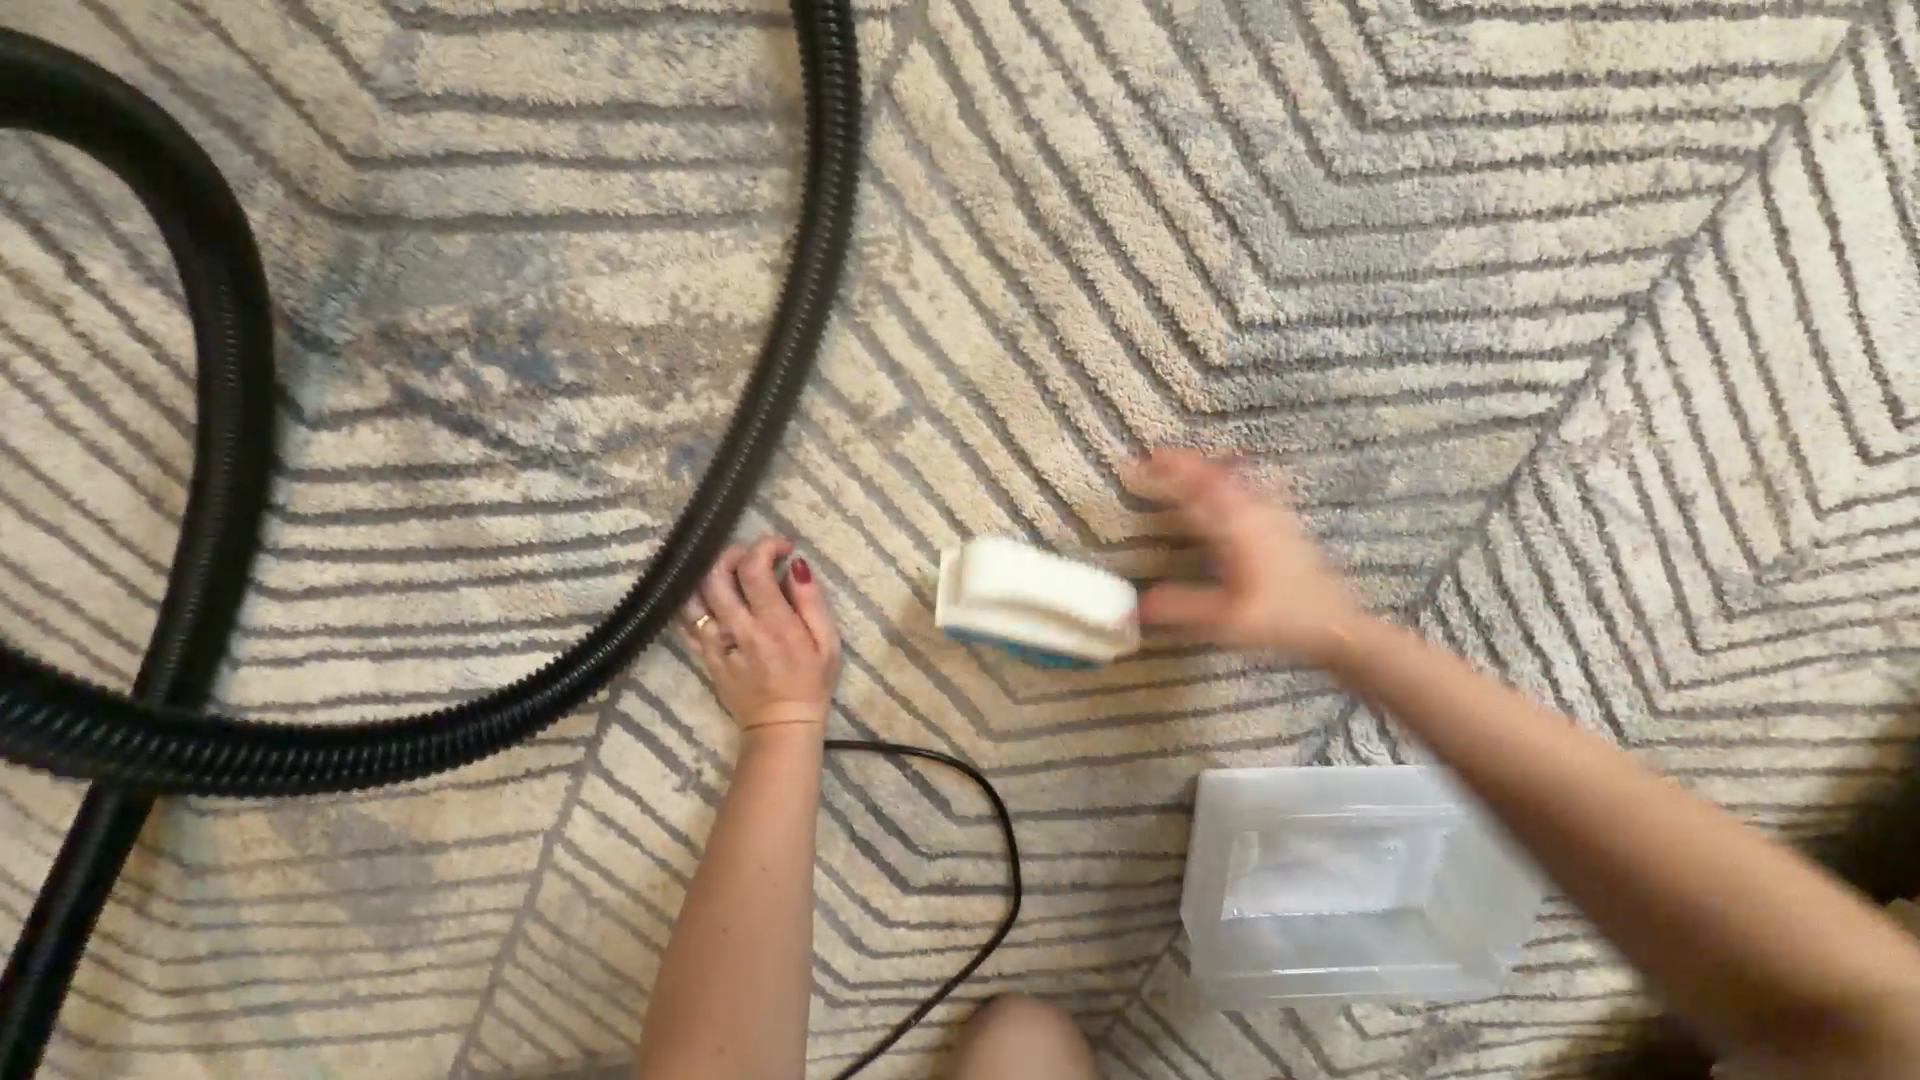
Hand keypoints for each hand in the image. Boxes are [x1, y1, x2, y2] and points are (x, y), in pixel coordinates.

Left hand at [680, 535, 841, 734]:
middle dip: (733, 553)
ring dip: (708, 574)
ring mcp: (715, 643)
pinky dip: (691, 599)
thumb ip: (812, 602)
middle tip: (753, 556)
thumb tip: (796, 566)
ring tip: (728, 572)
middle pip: (715, 575)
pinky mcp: (704, 655)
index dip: (764, 546)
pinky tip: (708, 595)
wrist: (781, 725)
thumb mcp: (828, 643)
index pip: (753, 570)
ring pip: (693, 596)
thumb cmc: (811, 682)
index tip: (782, 547)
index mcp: (774, 625)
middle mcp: (739, 630)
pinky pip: (684, 621)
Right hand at [1127, 449, 1367, 663]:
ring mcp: (1274, 514)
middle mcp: (1256, 511)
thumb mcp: (1225, 619)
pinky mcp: (1285, 524)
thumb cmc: (1282, 620)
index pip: (1195, 486)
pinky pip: (1248, 489)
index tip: (1138, 462)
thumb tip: (1132, 608)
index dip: (1166, 470)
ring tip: (1182, 471)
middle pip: (1215, 473)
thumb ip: (1179, 608)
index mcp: (1237, 527)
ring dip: (1205, 469)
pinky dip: (1226, 482)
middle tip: (1153, 460)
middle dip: (1181, 463)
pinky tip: (1225, 494)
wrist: (1337, 625)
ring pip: (1234, 477)